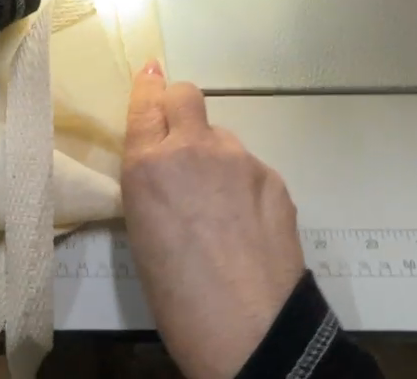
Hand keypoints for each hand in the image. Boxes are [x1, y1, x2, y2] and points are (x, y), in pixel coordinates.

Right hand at [122, 63, 305, 378]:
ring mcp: (239, 161)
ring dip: (215, 156)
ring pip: (221, 136)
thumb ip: (151, 178)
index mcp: (148, 165)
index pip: (146, 100)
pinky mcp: (274, 179)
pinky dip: (243, 184)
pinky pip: (250, 167)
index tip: (151, 76)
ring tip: (219, 208)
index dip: (148, 87)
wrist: (252, 338)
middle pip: (186, 95)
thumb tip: (163, 157)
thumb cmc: (178, 297)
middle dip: (180, 107)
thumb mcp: (142, 230)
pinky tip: (246, 224)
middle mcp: (193, 149)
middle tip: (182, 142)